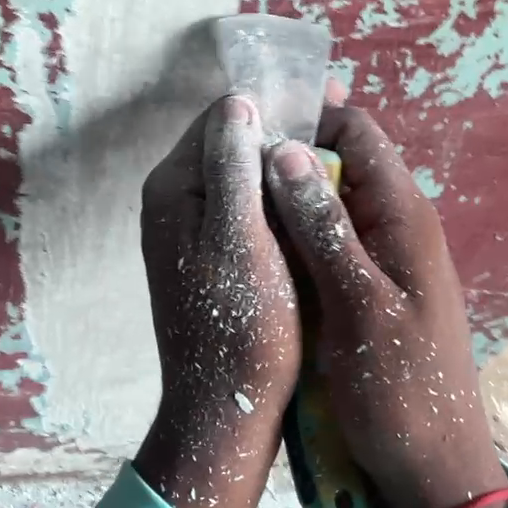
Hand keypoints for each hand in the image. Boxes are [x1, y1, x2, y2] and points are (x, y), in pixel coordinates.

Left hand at [133, 95, 300, 507]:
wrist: (225, 409)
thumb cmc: (240, 325)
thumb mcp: (240, 238)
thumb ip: (233, 167)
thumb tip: (237, 100)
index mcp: (172, 187)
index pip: (219, 120)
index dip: (269, 103)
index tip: (323, 98)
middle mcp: (172, 198)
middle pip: (226, 144)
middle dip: (276, 132)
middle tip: (335, 125)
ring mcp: (187, 227)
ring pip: (237, 175)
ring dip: (276, 163)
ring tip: (329, 156)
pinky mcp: (206, 251)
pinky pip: (241, 205)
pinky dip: (272, 196)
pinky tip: (307, 199)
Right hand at [263, 107, 507, 507]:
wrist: (429, 471)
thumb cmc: (399, 388)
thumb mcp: (358, 305)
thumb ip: (323, 226)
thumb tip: (285, 150)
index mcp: (402, 216)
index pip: (358, 131)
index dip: (310, 114)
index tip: (253, 115)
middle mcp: (392, 222)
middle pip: (338, 157)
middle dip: (287, 147)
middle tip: (227, 151)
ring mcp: (376, 252)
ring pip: (325, 194)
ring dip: (283, 185)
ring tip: (229, 183)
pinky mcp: (360, 279)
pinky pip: (322, 230)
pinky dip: (289, 221)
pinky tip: (252, 229)